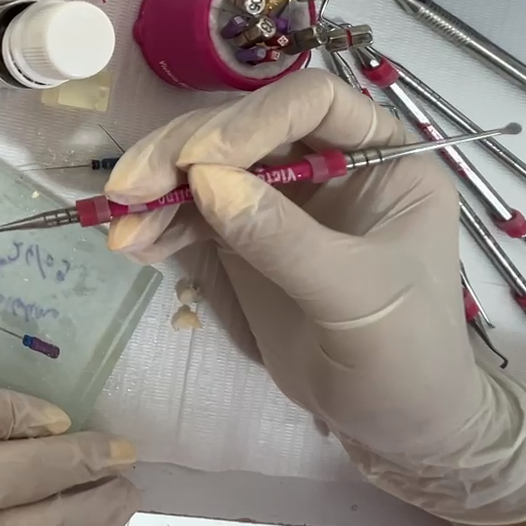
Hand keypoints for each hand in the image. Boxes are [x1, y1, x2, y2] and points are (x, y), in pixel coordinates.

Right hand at [103, 71, 525, 524]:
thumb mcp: (356, 298)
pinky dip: (156, 224)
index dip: (249, 119)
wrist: (388, 422)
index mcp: (377, 157)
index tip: (195, 161)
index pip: (310, 103)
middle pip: (237, 128)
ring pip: (202, 164)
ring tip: (120, 231)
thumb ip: (282, 237)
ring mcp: (276, 195)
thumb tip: (203, 180)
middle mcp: (322, 161)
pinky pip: (188, 209)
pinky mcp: (239, 229)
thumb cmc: (404, 358)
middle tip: (126, 191)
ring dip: (155, 191)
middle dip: (175, 155)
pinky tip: (135, 248)